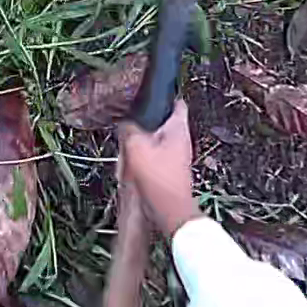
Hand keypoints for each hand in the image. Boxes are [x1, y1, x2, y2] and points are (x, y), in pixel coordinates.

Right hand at [117, 100, 202, 236]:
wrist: (169, 212)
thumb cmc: (157, 177)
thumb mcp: (136, 146)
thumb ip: (129, 128)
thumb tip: (125, 121)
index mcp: (178, 128)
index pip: (176, 102)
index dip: (162, 96)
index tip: (147, 94)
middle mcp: (182, 139)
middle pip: (162, 121)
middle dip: (145, 122)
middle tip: (130, 122)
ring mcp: (178, 155)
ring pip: (156, 139)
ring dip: (141, 141)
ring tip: (128, 146)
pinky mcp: (171, 169)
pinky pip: (154, 155)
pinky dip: (143, 156)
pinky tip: (131, 163)